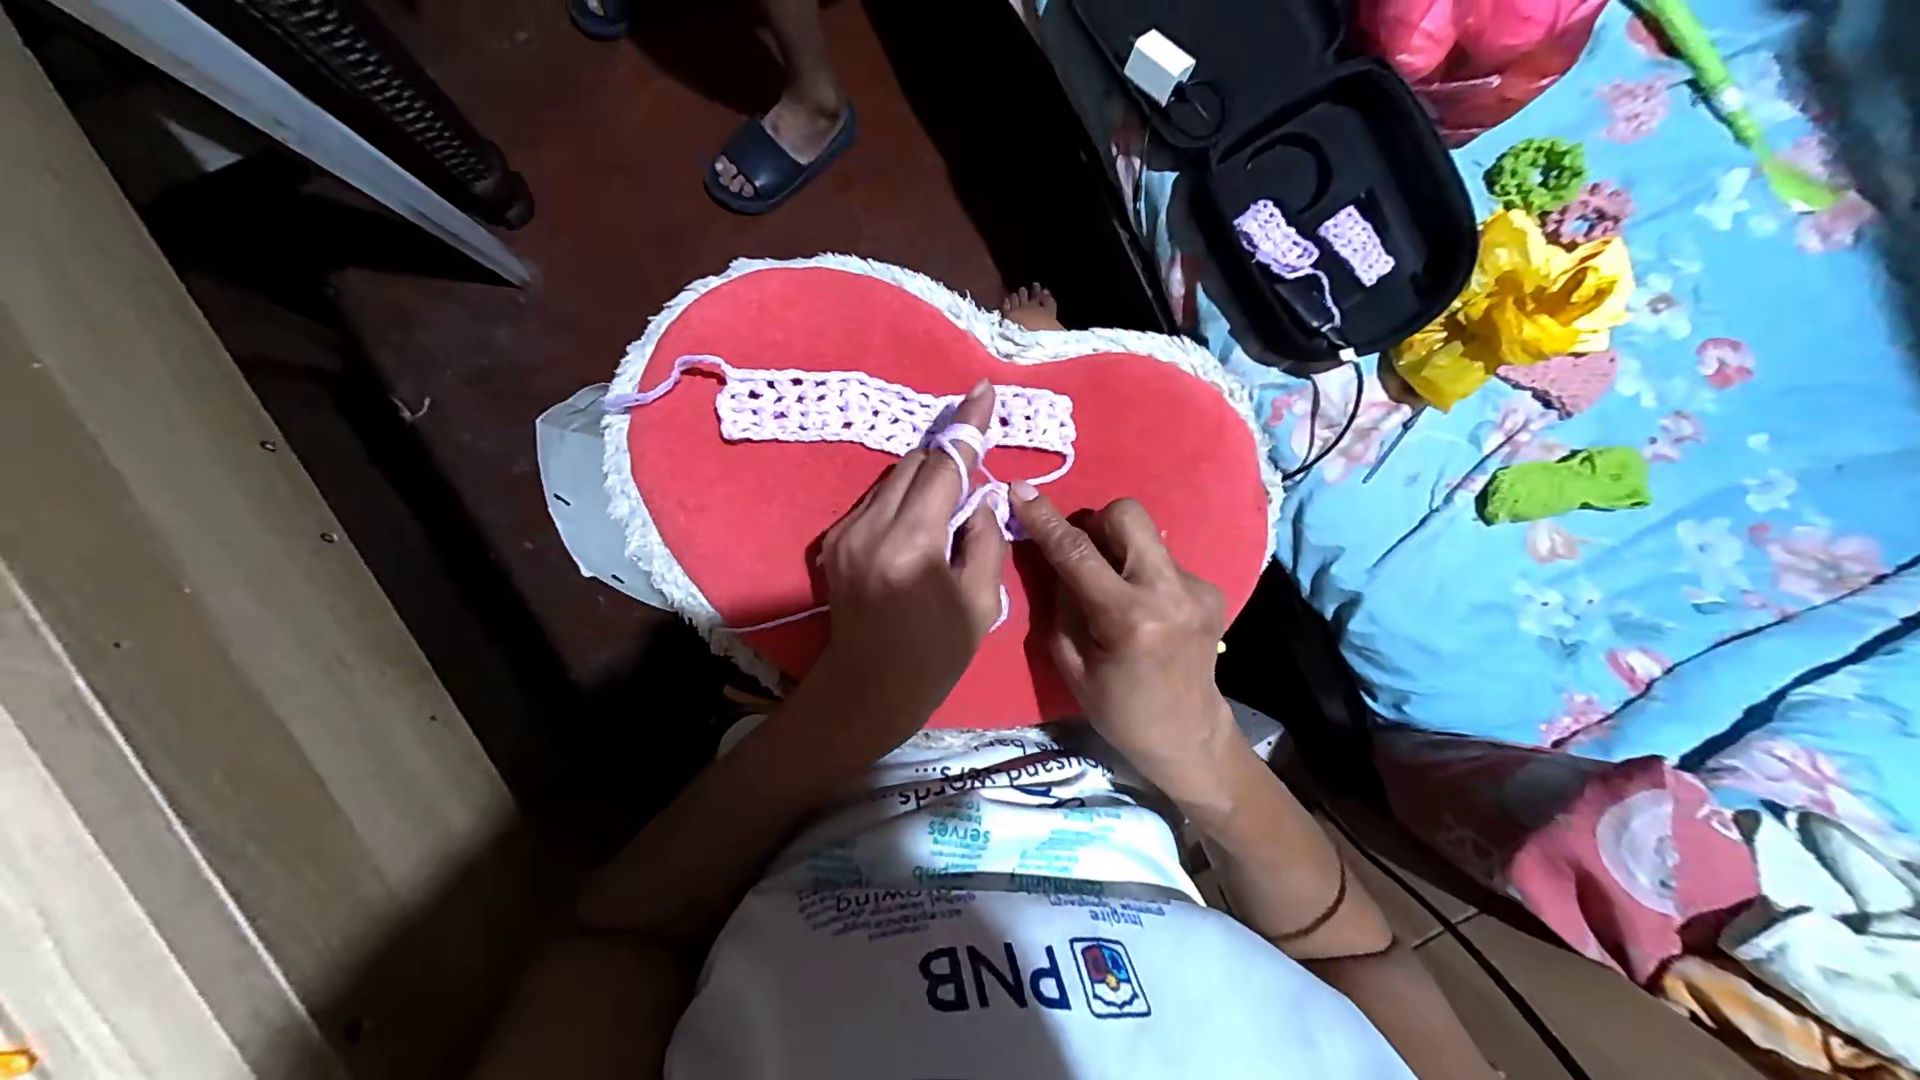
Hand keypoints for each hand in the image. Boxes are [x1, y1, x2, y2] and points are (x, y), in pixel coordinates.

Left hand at [810, 379, 1006, 740]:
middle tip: (976, 445)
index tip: (984, 390)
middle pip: (913, 463)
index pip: (943, 467)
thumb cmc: (935, 654)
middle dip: (947, 450)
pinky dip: (905, 495)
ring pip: (892, 477)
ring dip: (925, 473)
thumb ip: (985, 539)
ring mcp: (846, 532)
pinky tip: (923, 515)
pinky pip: (877, 499)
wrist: (868, 688)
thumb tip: (981, 497)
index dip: (968, 426)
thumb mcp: (981, 602)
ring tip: (952, 489)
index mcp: (912, 546)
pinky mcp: (835, 540)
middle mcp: (871, 528)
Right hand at [1010, 489, 1237, 797]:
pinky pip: (1161, 559)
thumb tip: (1057, 557)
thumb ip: (1063, 603)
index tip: (1021, 490)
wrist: (1190, 735)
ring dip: (1118, 550)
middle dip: (1095, 523)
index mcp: (1129, 619)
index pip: (1077, 553)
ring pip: (1146, 534)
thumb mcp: (1071, 663)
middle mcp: (1169, 592)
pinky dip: (1141, 572)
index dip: (1045, 519)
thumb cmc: (1119, 710)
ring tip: (1114, 591)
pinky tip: (1144, 609)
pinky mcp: (1210, 588)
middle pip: (1127, 515)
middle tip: (1082, 555)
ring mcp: (1197, 587)